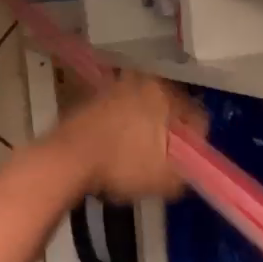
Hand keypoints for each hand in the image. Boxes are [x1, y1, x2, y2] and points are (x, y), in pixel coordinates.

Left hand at [49, 74, 203, 200]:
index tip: (188, 163)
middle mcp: (138, 81)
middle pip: (165, 111)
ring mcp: (110, 88)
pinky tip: (114, 153)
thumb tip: (187, 169)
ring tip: (136, 160)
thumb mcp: (168, 179)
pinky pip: (115, 117)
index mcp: (164, 93)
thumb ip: (188, 171)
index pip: (196, 117)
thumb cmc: (122, 164)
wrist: (66, 158)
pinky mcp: (88, 100)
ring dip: (141, 132)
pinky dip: (118, 131)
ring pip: (138, 112)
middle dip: (167, 135)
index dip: (195, 144)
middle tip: (164, 161)